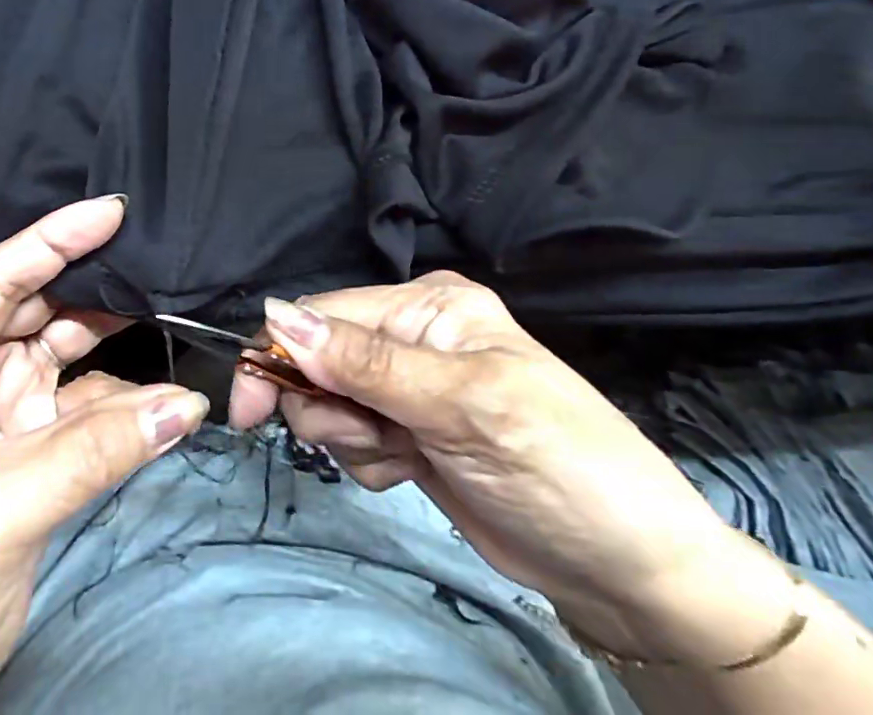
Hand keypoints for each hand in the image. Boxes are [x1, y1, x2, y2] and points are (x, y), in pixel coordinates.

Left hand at [0, 196, 208, 714]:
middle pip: (36, 309)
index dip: (52, 241)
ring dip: (117, 341)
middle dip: (93, 285)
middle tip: (156, 259)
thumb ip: (96, 449)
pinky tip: (166, 398)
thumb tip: (188, 404)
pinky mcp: (31, 445)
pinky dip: (127, 399)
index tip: (112, 210)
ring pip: (67, 352)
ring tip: (171, 313)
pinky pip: (89, 403)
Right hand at [228, 271, 793, 664]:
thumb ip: (367, 362)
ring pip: (330, 403)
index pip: (326, 315)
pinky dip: (368, 459)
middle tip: (377, 438)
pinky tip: (412, 472)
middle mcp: (415, 337)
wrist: (622, 565)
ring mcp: (411, 388)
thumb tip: (274, 315)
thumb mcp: (464, 407)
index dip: (281, 356)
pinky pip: (353, 437)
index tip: (250, 412)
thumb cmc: (559, 467)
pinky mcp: (409, 432)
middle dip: (330, 406)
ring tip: (407, 458)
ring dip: (352, 439)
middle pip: (319, 360)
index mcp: (431, 307)